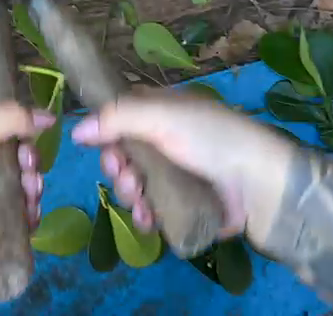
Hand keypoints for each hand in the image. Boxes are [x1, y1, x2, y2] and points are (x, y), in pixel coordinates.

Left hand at [0, 103, 53, 285]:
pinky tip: (30, 214)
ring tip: (30, 193)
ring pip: (25, 190)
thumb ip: (10, 117)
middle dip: (30, 162)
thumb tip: (49, 115)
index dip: (22, 133)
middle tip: (27, 168)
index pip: (5, 133)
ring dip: (34, 188)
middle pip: (19, 161)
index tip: (29, 139)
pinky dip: (31, 216)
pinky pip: (23, 221)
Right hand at [70, 92, 294, 245]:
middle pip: (123, 154)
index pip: (119, 118)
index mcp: (160, 111)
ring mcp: (174, 173)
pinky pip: (151, 210)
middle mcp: (164, 140)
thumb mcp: (161, 116)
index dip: (106, 132)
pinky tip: (148, 221)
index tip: (102, 147)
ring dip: (129, 195)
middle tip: (126, 178)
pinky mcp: (182, 204)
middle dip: (118, 169)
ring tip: (140, 202)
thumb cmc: (209, 138)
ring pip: (134, 184)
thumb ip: (116, 119)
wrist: (257, 183)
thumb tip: (76, 130)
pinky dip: (145, 216)